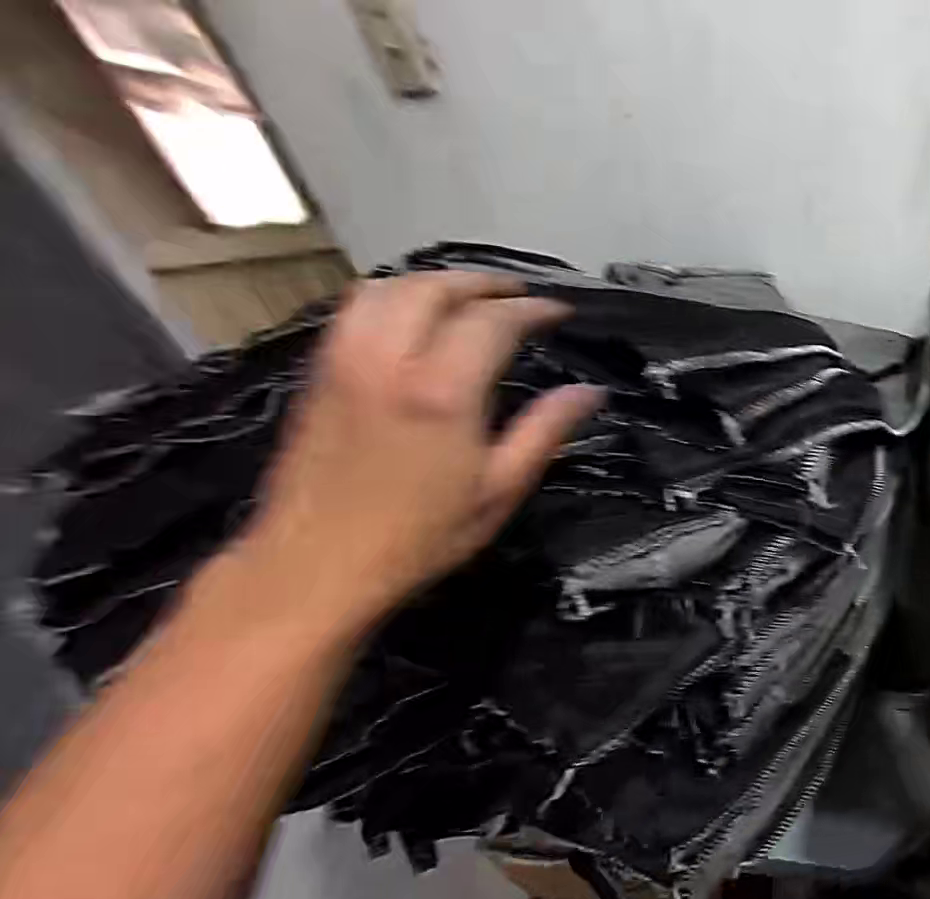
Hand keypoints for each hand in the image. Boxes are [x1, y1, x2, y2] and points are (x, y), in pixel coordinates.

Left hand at [224, 271, 601, 635]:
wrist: (317, 562)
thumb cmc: (425, 533)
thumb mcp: (503, 487)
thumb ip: (546, 430)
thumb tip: (591, 392)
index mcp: (441, 391)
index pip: (491, 322)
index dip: (531, 309)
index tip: (561, 312)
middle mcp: (387, 361)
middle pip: (432, 289)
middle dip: (482, 283)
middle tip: (521, 294)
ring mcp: (343, 362)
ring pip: (384, 289)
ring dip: (434, 283)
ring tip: (471, 297)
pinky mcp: (318, 374)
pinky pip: (354, 310)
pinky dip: (394, 297)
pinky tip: (416, 317)